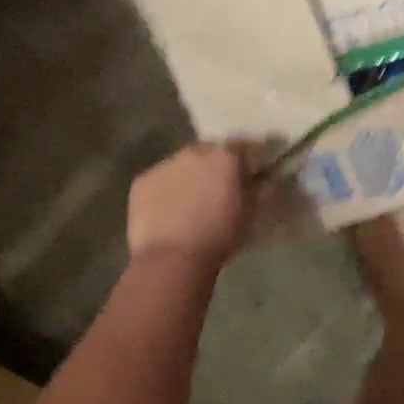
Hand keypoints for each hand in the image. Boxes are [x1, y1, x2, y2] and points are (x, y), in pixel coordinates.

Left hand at [127, 143, 248, 267]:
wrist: (172, 259)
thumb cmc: (219, 236)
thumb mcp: (250, 213)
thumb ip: (257, 188)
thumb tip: (262, 177)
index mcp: (225, 157)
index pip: (242, 144)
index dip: (247, 156)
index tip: (251, 168)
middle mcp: (194, 152)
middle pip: (209, 150)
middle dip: (215, 162)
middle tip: (219, 184)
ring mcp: (165, 165)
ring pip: (182, 163)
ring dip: (190, 173)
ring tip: (191, 198)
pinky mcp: (141, 181)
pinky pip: (160, 178)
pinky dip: (167, 187)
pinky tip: (169, 208)